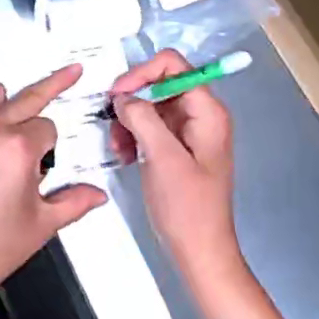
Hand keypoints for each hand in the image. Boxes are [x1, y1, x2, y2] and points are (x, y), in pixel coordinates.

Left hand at [0, 65, 107, 313]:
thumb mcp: (41, 225)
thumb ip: (74, 201)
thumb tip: (100, 194)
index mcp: (19, 148)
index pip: (47, 127)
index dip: (49, 147)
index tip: (40, 168)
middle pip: (27, 96)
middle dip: (53, 84)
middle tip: (70, 71)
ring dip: (7, 103)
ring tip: (11, 121)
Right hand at [110, 52, 240, 282]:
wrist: (200, 254)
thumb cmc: (187, 207)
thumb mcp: (162, 158)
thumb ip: (142, 118)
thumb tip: (122, 96)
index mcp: (207, 110)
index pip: (172, 65)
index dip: (142, 73)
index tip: (118, 95)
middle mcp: (200, 114)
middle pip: (159, 83)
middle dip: (132, 101)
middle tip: (112, 122)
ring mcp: (188, 131)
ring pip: (150, 106)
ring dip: (129, 120)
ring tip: (117, 146)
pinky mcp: (176, 148)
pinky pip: (150, 127)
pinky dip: (134, 135)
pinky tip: (124, 154)